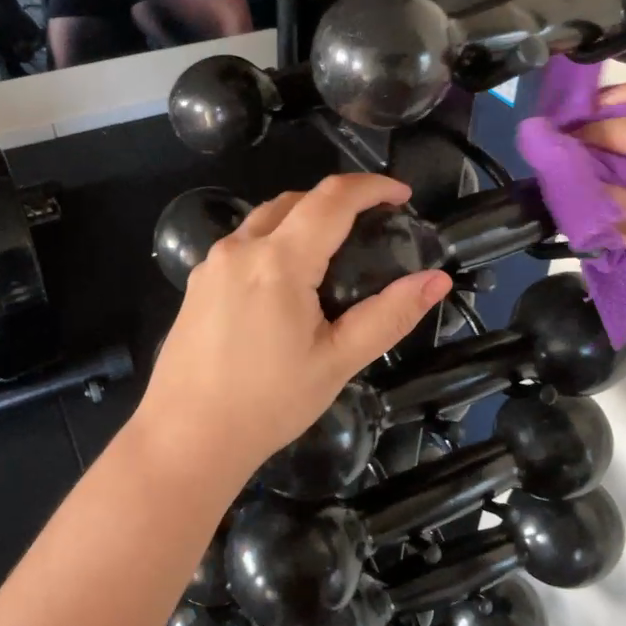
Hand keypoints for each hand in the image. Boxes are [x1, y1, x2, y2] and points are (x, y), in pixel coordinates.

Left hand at [136, 174, 452, 479]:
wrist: (187, 438)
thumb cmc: (268, 403)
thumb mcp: (338, 362)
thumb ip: (389, 316)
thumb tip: (437, 280)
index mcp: (279, 261)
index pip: (332, 199)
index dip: (372, 187)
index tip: (402, 195)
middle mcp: (240, 249)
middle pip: (295, 200)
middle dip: (338, 200)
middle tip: (373, 223)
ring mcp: (211, 265)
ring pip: (264, 219)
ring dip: (303, 218)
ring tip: (334, 248)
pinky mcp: (196, 285)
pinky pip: (242, 244)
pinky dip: (274, 240)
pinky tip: (288, 280)